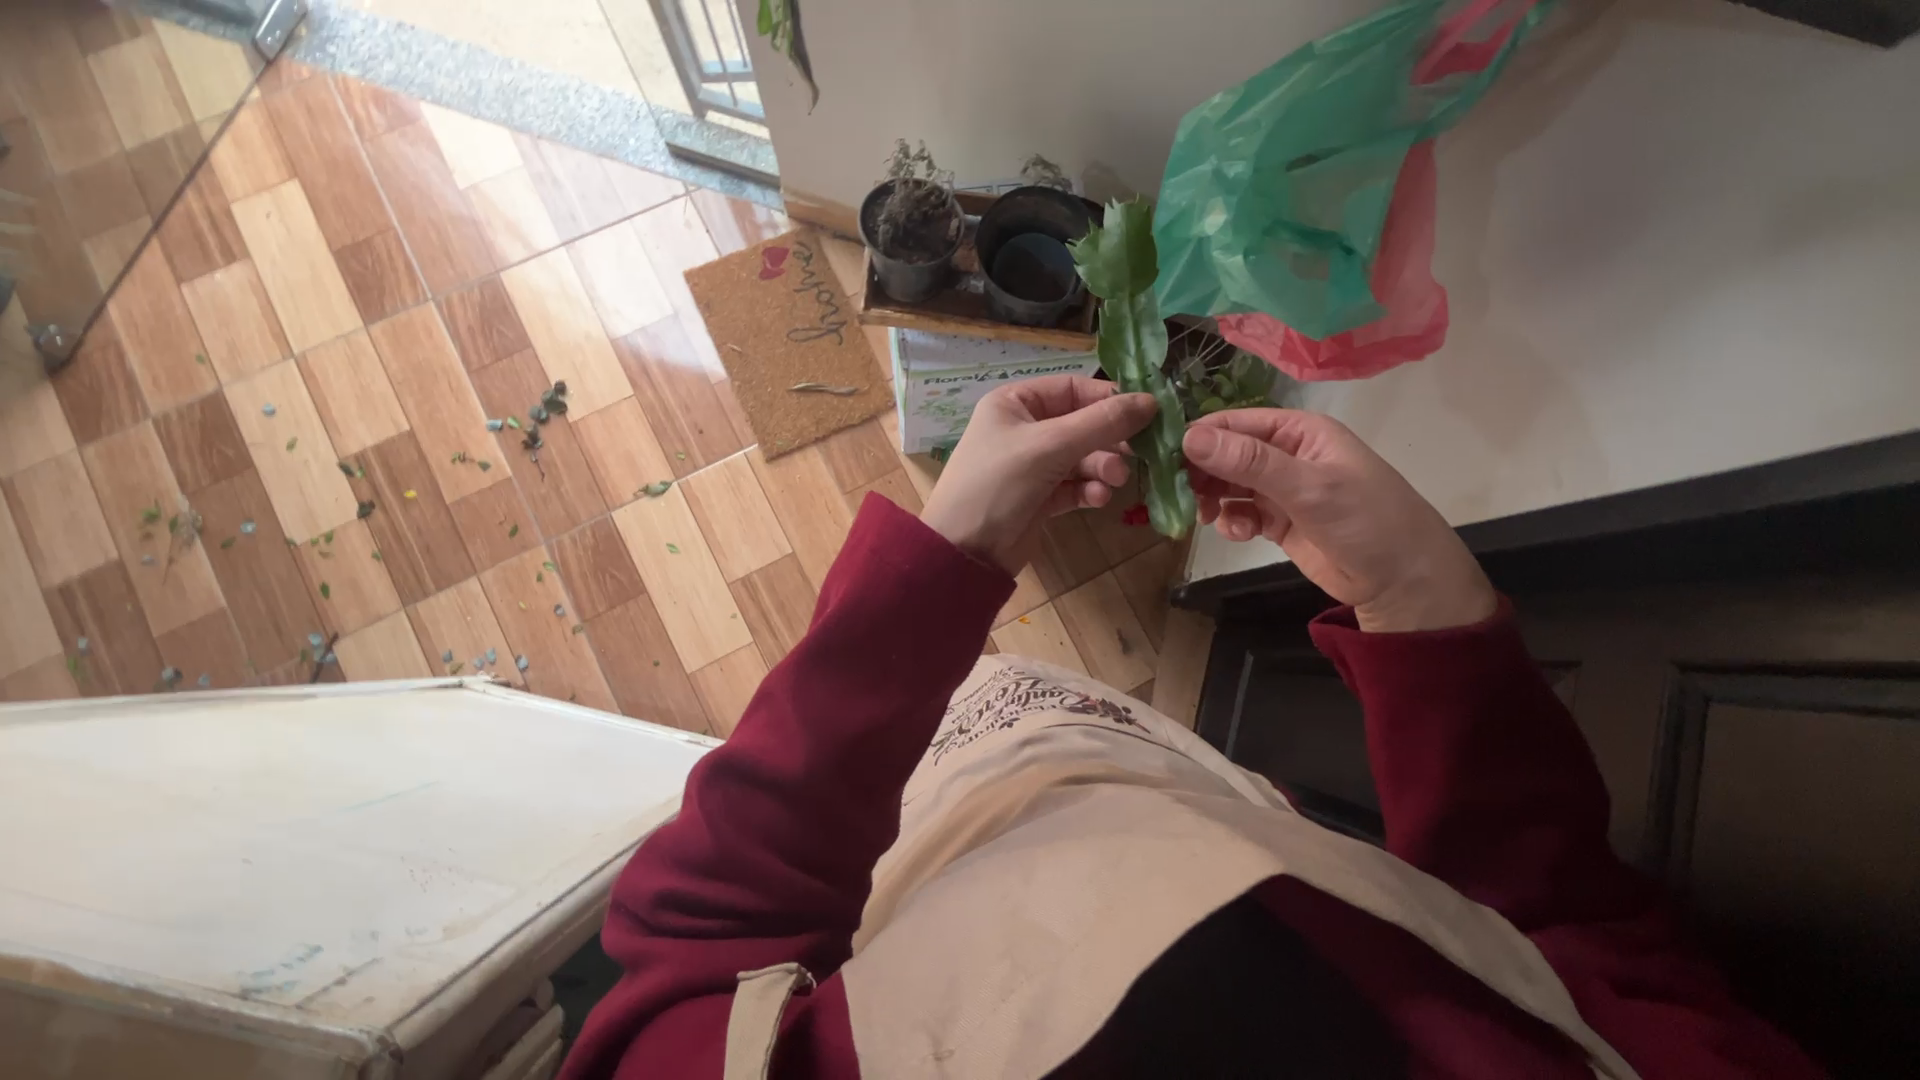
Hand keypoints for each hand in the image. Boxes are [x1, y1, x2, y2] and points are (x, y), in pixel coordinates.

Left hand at [921, 376, 1157, 574]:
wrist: (964, 552)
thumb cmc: (998, 484)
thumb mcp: (1049, 446)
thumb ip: (1101, 423)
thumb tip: (1151, 401)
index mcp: (1014, 403)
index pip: (1072, 389)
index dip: (1109, 399)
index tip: (1148, 412)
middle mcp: (1024, 430)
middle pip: (1082, 425)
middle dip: (1109, 440)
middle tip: (1136, 454)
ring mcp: (1032, 466)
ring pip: (1082, 458)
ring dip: (1102, 467)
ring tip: (1112, 481)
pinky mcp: (1040, 499)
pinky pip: (1075, 486)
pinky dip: (1089, 490)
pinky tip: (1097, 499)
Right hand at [1182, 409, 1494, 632]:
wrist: (1401, 581)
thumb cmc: (1366, 520)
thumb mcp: (1308, 487)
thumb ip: (1249, 463)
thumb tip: (1189, 438)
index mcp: (1298, 432)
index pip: (1236, 423)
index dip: (1200, 437)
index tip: (1165, 458)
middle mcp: (1286, 454)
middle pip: (1226, 454)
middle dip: (1202, 472)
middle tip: (1180, 494)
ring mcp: (1281, 489)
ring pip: (1228, 485)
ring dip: (1212, 499)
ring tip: (1208, 517)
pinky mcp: (1277, 521)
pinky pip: (1239, 513)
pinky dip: (1231, 522)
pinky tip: (1236, 534)